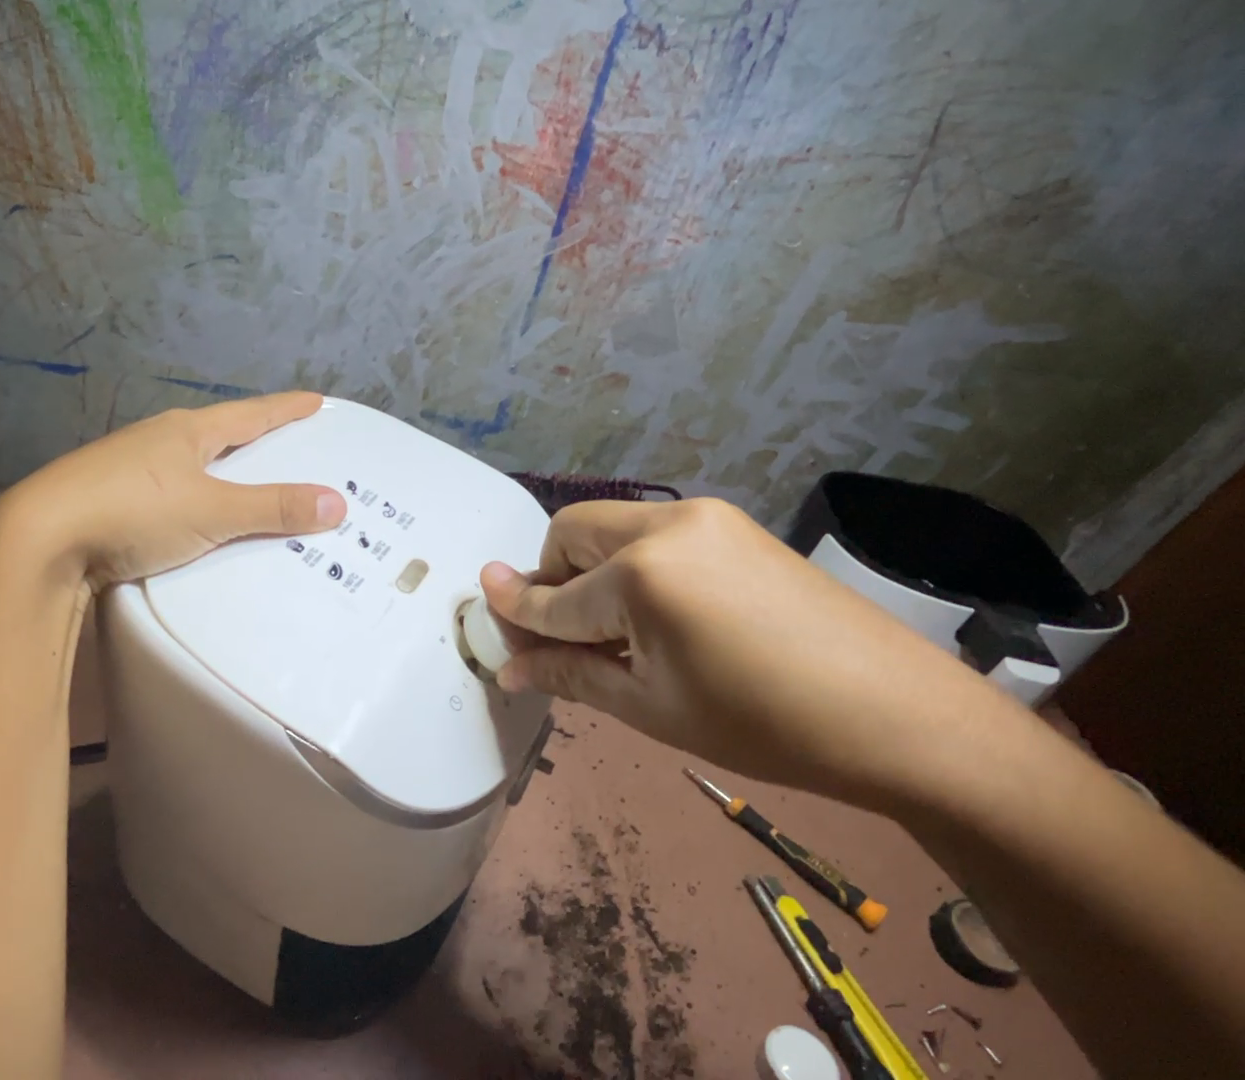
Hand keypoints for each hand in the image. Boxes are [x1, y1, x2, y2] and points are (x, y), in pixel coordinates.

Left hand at [0, 392, 344, 587]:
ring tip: (247, 486)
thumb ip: (272, 508)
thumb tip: (338, 502)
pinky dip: (193, 500)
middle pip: (218, 435)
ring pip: (188, 464)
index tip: (317, 403)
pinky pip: (167, 493)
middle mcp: (157, 441)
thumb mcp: (211, 512)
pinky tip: (194, 519)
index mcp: (186, 432)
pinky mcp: (108, 499)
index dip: (286, 410)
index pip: (250, 415)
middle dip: (253, 440)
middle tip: (289, 448)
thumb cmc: (132, 511)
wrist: (41, 538)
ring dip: (219, 472)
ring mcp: (127, 468)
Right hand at [479, 498, 1023, 804]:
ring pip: (612, 529)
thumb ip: (569, 673)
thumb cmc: (762, 726)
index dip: (517, 617)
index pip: (554, 597)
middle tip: (569, 636)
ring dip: (592, 571)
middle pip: (571, 534)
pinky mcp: (736, 527)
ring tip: (619, 632)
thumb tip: (508, 664)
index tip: (487, 622)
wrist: (900, 716)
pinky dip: (633, 567)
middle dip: (553, 580)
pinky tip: (662, 615)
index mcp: (641, 574)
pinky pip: (655, 536)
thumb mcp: (650, 708)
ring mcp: (707, 519)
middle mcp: (666, 527)